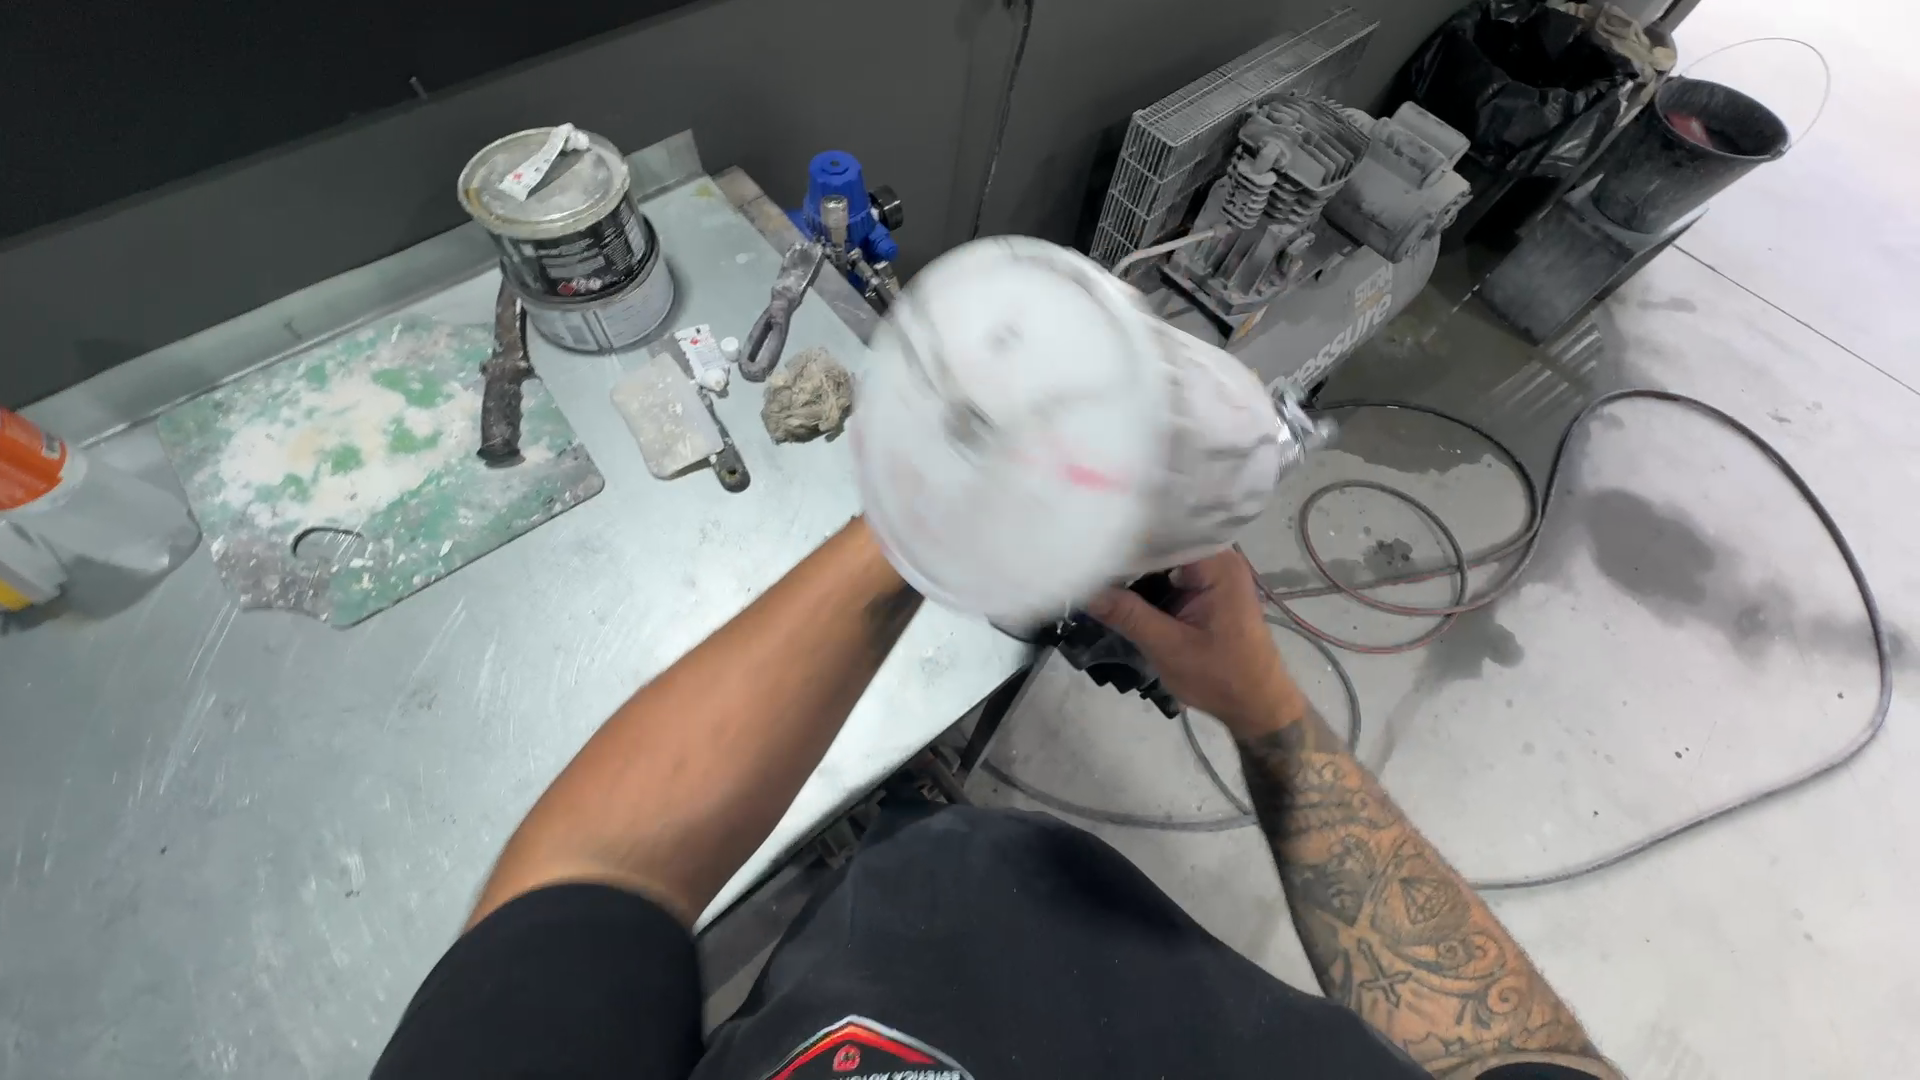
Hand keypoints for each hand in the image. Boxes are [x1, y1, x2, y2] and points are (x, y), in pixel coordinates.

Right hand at [1086, 550, 1305, 739]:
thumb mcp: (1169, 647)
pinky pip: (1167, 577)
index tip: (1089, 540)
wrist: (1257, 708)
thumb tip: (1084, 590)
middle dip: (1125, 552)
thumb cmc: (1222, 677)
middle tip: (1084, 555)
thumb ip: (1128, 615)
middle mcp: (1216, 560)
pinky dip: (1144, 584)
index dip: (1126, 536)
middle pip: (1161, 543)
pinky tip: (1114, 587)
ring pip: (1161, 561)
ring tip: (1091, 568)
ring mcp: (1211, 575)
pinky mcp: (1204, 591)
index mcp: (1217, 564)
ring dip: (1132, 569)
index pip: (1164, 533)